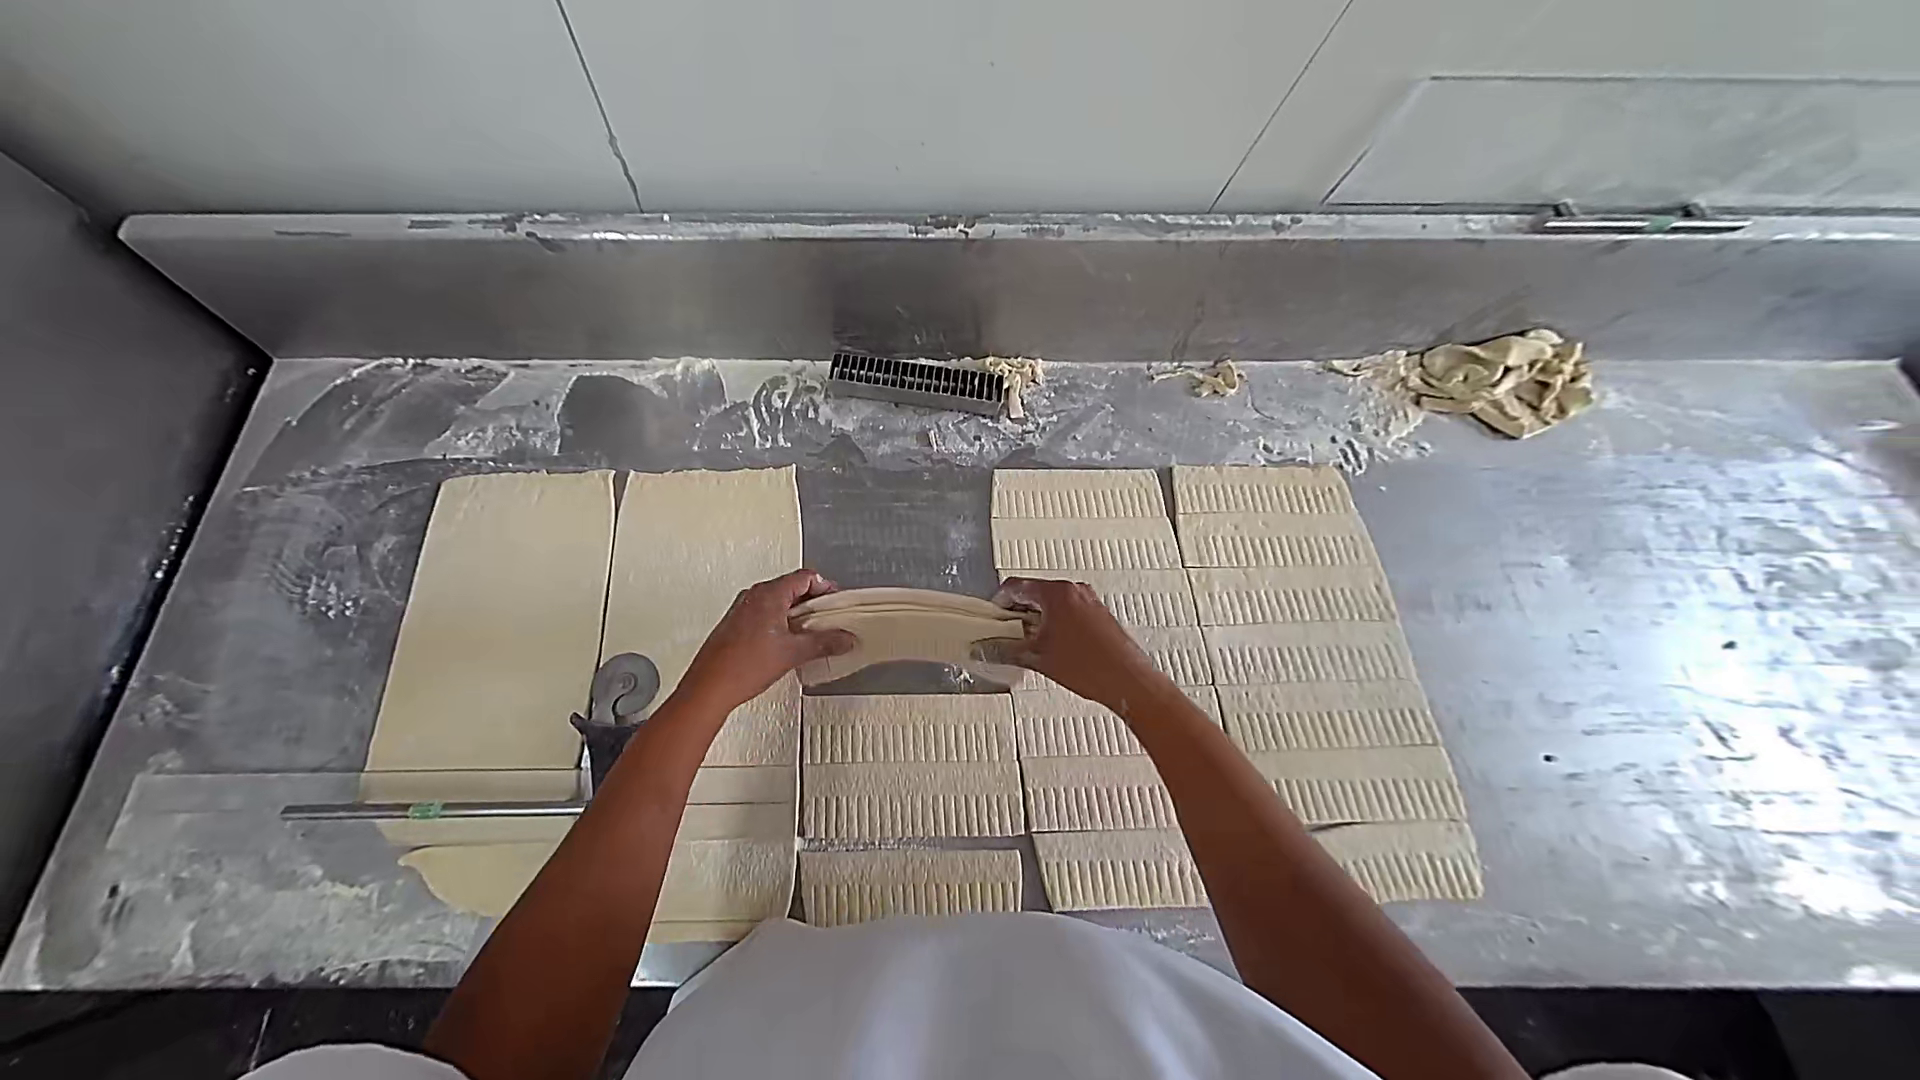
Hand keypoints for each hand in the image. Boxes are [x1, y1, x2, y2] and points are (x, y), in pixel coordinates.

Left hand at [678, 570, 855, 711]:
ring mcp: (743, 610)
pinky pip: (766, 614)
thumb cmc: (739, 667)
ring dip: (798, 615)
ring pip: (779, 602)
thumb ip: (825, 643)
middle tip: (828, 620)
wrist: (709, 688)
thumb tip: (843, 639)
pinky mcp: (737, 624)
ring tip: (810, 635)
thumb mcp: (794, 653)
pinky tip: (788, 645)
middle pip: (793, 588)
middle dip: (814, 604)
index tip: (836, 604)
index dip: (826, 589)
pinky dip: (782, 624)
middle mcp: (753, 597)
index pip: (806, 577)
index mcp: (768, 594)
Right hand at [977, 576, 1167, 709]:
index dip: (999, 600)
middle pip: (1035, 592)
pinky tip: (1051, 647)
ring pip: (1052, 603)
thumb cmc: (1092, 666)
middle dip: (1017, 611)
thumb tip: (988, 648)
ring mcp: (1089, 602)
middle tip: (1005, 629)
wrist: (1128, 681)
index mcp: (1057, 593)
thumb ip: (1006, 649)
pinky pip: (1068, 612)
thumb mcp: (1037, 658)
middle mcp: (1074, 591)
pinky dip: (1054, 623)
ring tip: (1028, 642)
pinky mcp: (1098, 615)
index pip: (1017, 586)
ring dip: (1036, 619)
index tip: (992, 613)